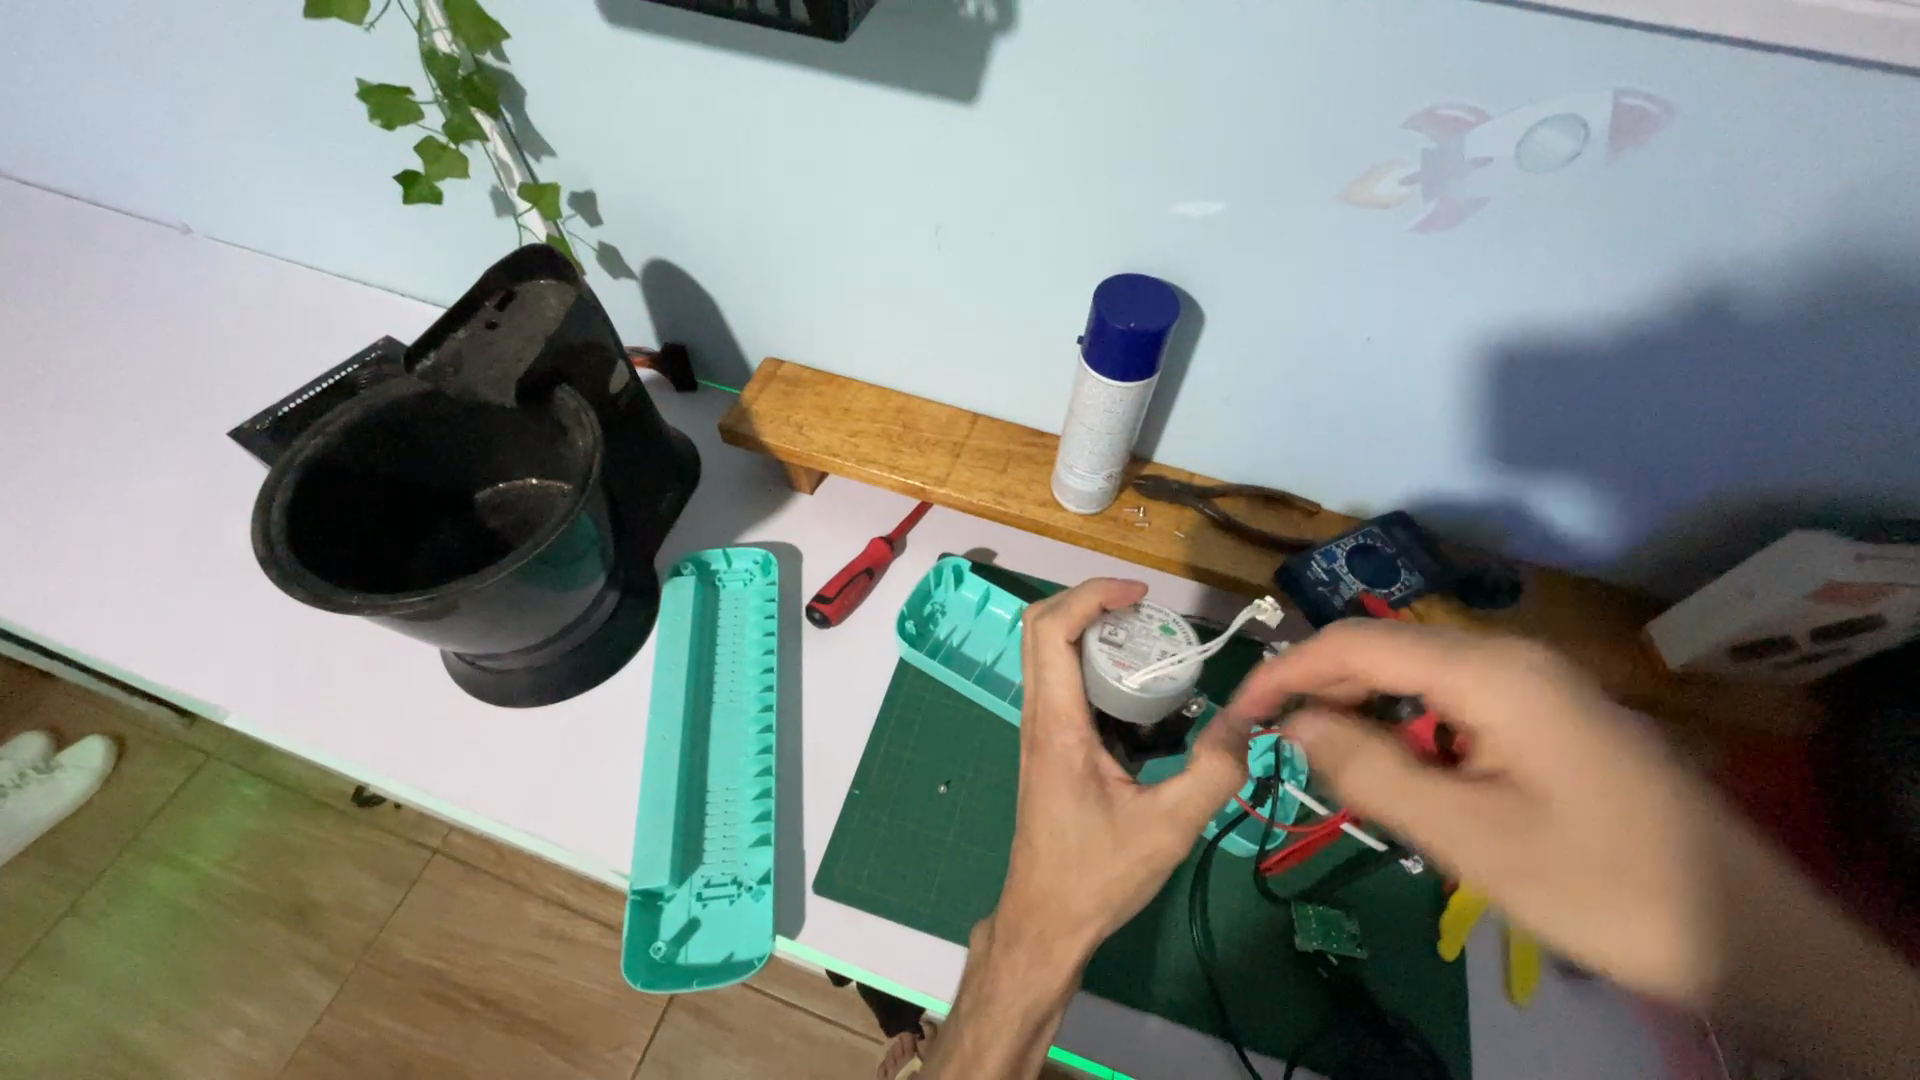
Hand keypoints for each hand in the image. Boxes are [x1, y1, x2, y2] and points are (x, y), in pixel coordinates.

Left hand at [991, 578, 1255, 966]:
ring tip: (1152, 644)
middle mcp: (1040, 715)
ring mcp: (1041, 728)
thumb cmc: (1097, 875)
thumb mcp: (1170, 827)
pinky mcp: (1051, 743)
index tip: (1141, 594)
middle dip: (1091, 603)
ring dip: (1094, 634)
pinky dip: (1098, 669)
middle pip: (1041, 628)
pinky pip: (1066, 684)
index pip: (1051, 629)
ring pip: (1051, 654)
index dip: (1091, 594)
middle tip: (1147, 613)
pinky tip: (1146, 696)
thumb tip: (1249, 721)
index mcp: (1057, 723)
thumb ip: (1214, 771)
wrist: (1045, 919)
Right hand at [1223, 618, 1761, 1007]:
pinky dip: (1401, 729)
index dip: (1283, 674)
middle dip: (1316, 693)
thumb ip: (1368, 769)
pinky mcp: (1544, 715)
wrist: (1754, 938)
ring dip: (1357, 713)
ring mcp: (1530, 684)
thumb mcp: (1467, 836)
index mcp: (1488, 672)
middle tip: (1269, 745)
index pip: (1352, 645)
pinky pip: (1447, 703)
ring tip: (1321, 762)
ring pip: (1412, 678)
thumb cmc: (1602, 884)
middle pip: (1380, 653)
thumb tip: (1293, 725)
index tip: (1237, 717)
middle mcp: (1506, 658)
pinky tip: (1393, 771)